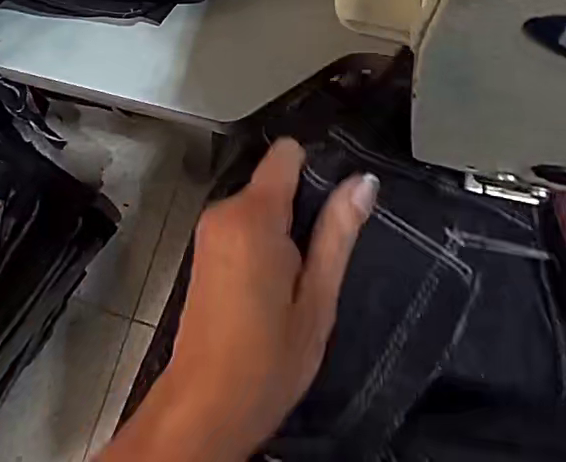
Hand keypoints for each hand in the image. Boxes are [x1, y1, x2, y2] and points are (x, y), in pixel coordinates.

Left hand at [100, 138, 378, 461]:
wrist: (202, 413)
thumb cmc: (265, 361)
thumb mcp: (317, 299)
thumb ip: (338, 232)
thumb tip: (364, 180)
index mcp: (253, 215)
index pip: (287, 152)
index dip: (317, 167)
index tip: (336, 200)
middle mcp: (224, 211)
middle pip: (276, 178)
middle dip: (304, 205)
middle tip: (321, 253)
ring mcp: (209, 230)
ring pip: (262, 201)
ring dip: (285, 226)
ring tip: (300, 274)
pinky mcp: (203, 249)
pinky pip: (244, 221)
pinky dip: (265, 239)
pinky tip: (275, 282)